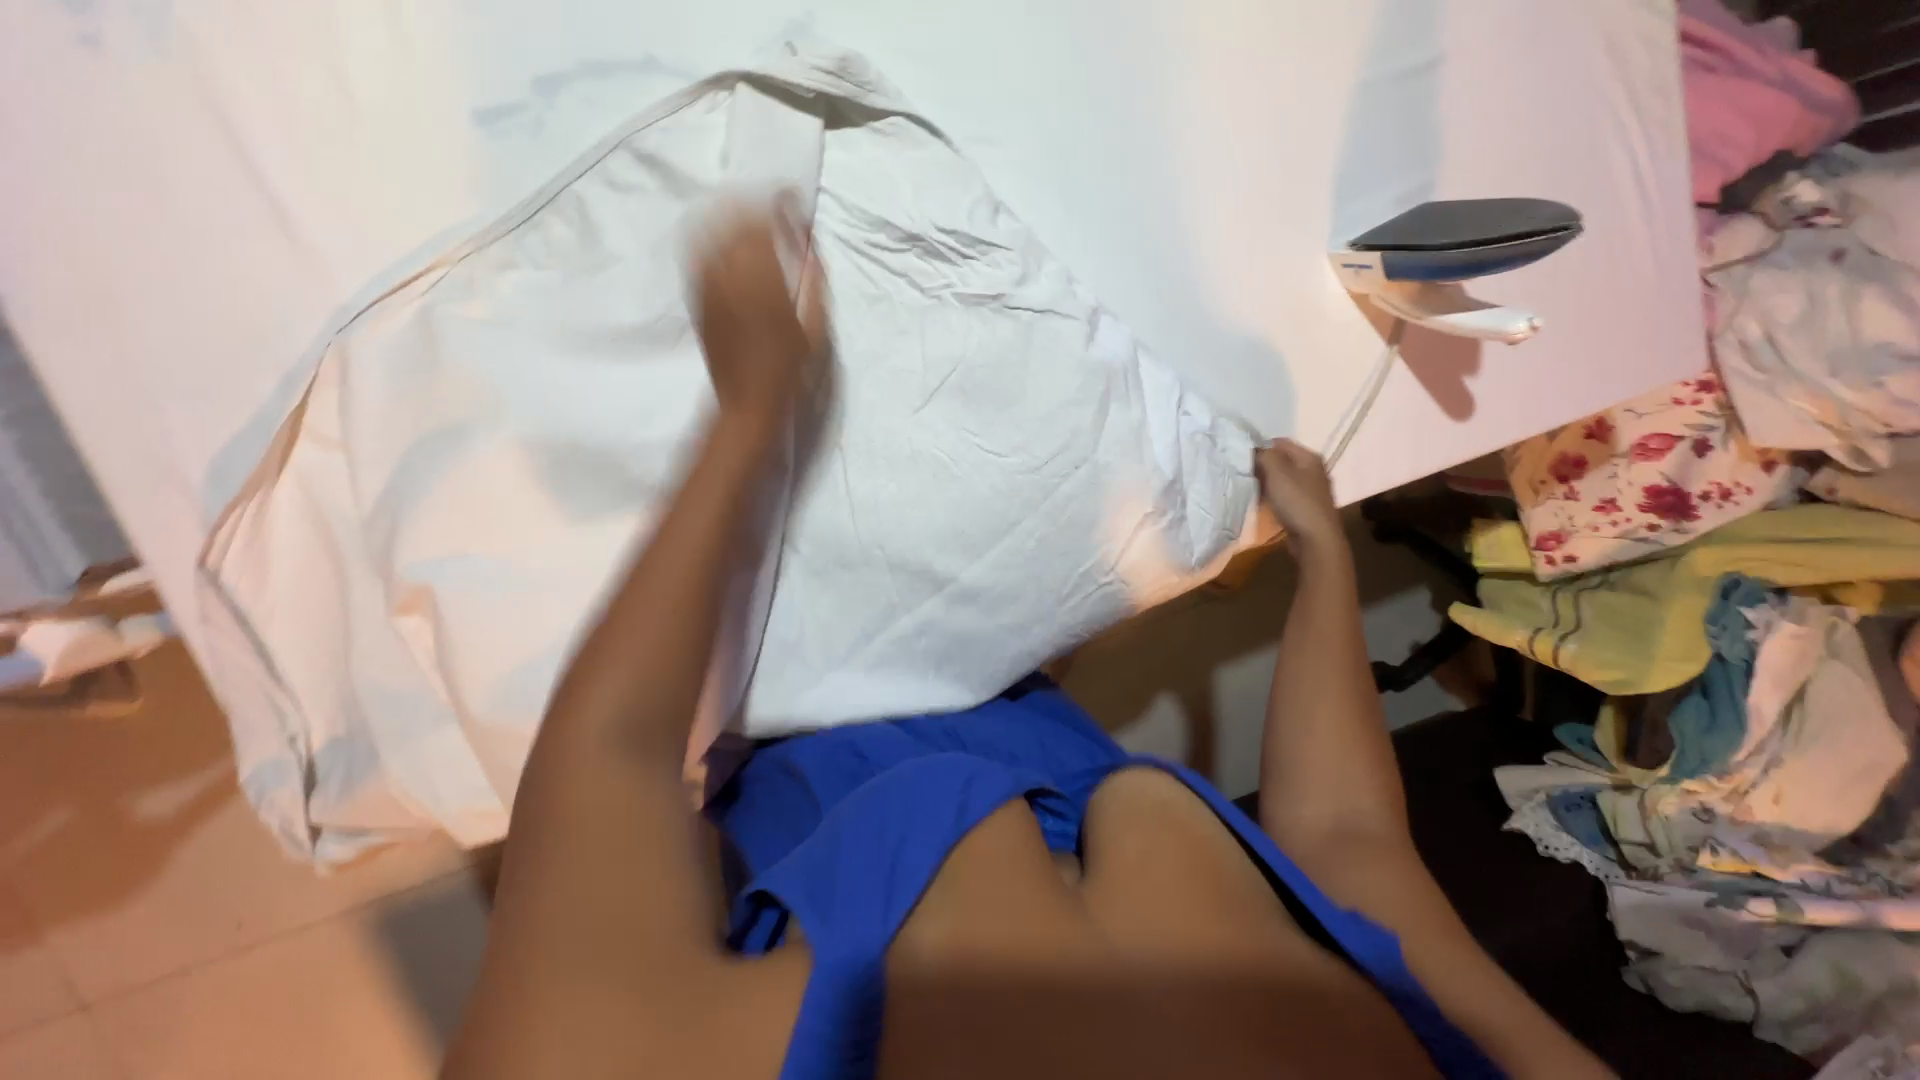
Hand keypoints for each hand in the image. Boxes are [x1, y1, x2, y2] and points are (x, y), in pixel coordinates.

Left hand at [690, 197, 829, 433]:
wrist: (748, 401)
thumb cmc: (790, 368)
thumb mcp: (816, 325)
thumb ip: (813, 278)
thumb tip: (809, 242)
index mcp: (763, 278)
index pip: (765, 220)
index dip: (779, 202)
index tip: (793, 201)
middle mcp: (729, 274)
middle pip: (732, 216)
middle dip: (753, 203)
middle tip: (773, 207)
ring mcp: (707, 284)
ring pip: (709, 229)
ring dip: (729, 215)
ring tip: (748, 217)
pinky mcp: (696, 296)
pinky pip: (697, 253)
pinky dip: (712, 238)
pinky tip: (726, 242)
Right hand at [1254, 439, 1344, 554]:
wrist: (1315, 538)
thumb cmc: (1297, 501)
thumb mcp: (1277, 472)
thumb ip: (1264, 455)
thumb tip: (1254, 448)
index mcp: (1309, 457)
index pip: (1279, 442)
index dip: (1260, 447)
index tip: (1243, 459)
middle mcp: (1313, 469)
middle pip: (1281, 460)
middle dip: (1262, 466)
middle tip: (1244, 474)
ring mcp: (1311, 489)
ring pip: (1282, 478)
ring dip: (1267, 482)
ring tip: (1251, 489)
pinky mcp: (1306, 506)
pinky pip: (1286, 494)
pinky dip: (1274, 496)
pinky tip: (1264, 503)